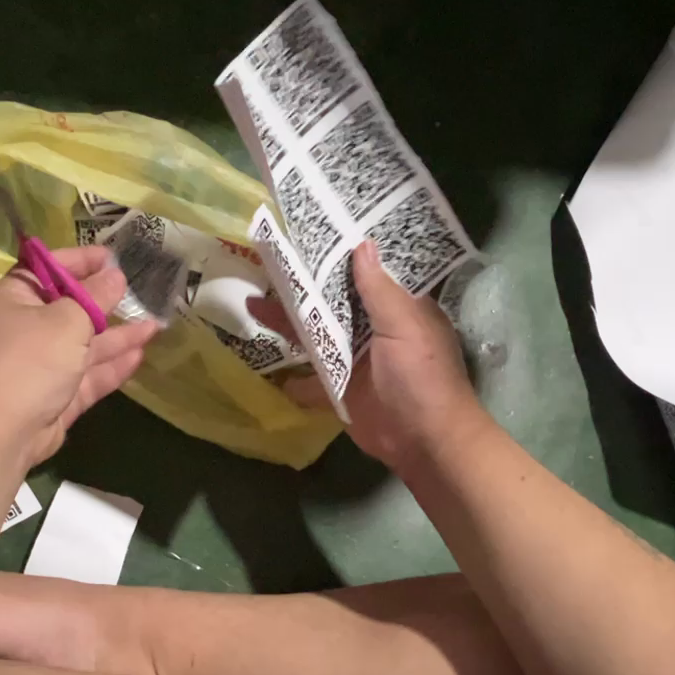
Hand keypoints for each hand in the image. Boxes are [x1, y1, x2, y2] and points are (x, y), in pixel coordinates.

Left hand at [0, 246, 160, 467]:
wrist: (5, 430)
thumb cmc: (31, 361)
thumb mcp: (67, 320)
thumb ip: (95, 297)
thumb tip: (116, 276)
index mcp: (17, 298)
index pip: (49, 269)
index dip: (79, 260)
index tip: (110, 256)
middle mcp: (29, 328)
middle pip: (71, 308)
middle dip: (106, 302)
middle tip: (139, 291)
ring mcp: (45, 364)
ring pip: (86, 345)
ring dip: (118, 336)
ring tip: (154, 326)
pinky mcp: (59, 394)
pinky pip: (90, 375)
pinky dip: (113, 365)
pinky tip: (139, 356)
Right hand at [256, 242, 485, 469]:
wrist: (423, 441)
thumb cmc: (422, 377)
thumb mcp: (404, 325)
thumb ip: (379, 290)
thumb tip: (362, 245)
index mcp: (396, 307)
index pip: (365, 271)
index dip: (339, 254)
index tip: (309, 232)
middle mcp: (373, 329)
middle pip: (332, 302)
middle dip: (301, 286)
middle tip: (265, 262)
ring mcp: (354, 361)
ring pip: (315, 336)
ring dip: (286, 323)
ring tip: (251, 303)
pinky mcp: (339, 391)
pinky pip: (310, 380)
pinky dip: (290, 377)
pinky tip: (263, 364)